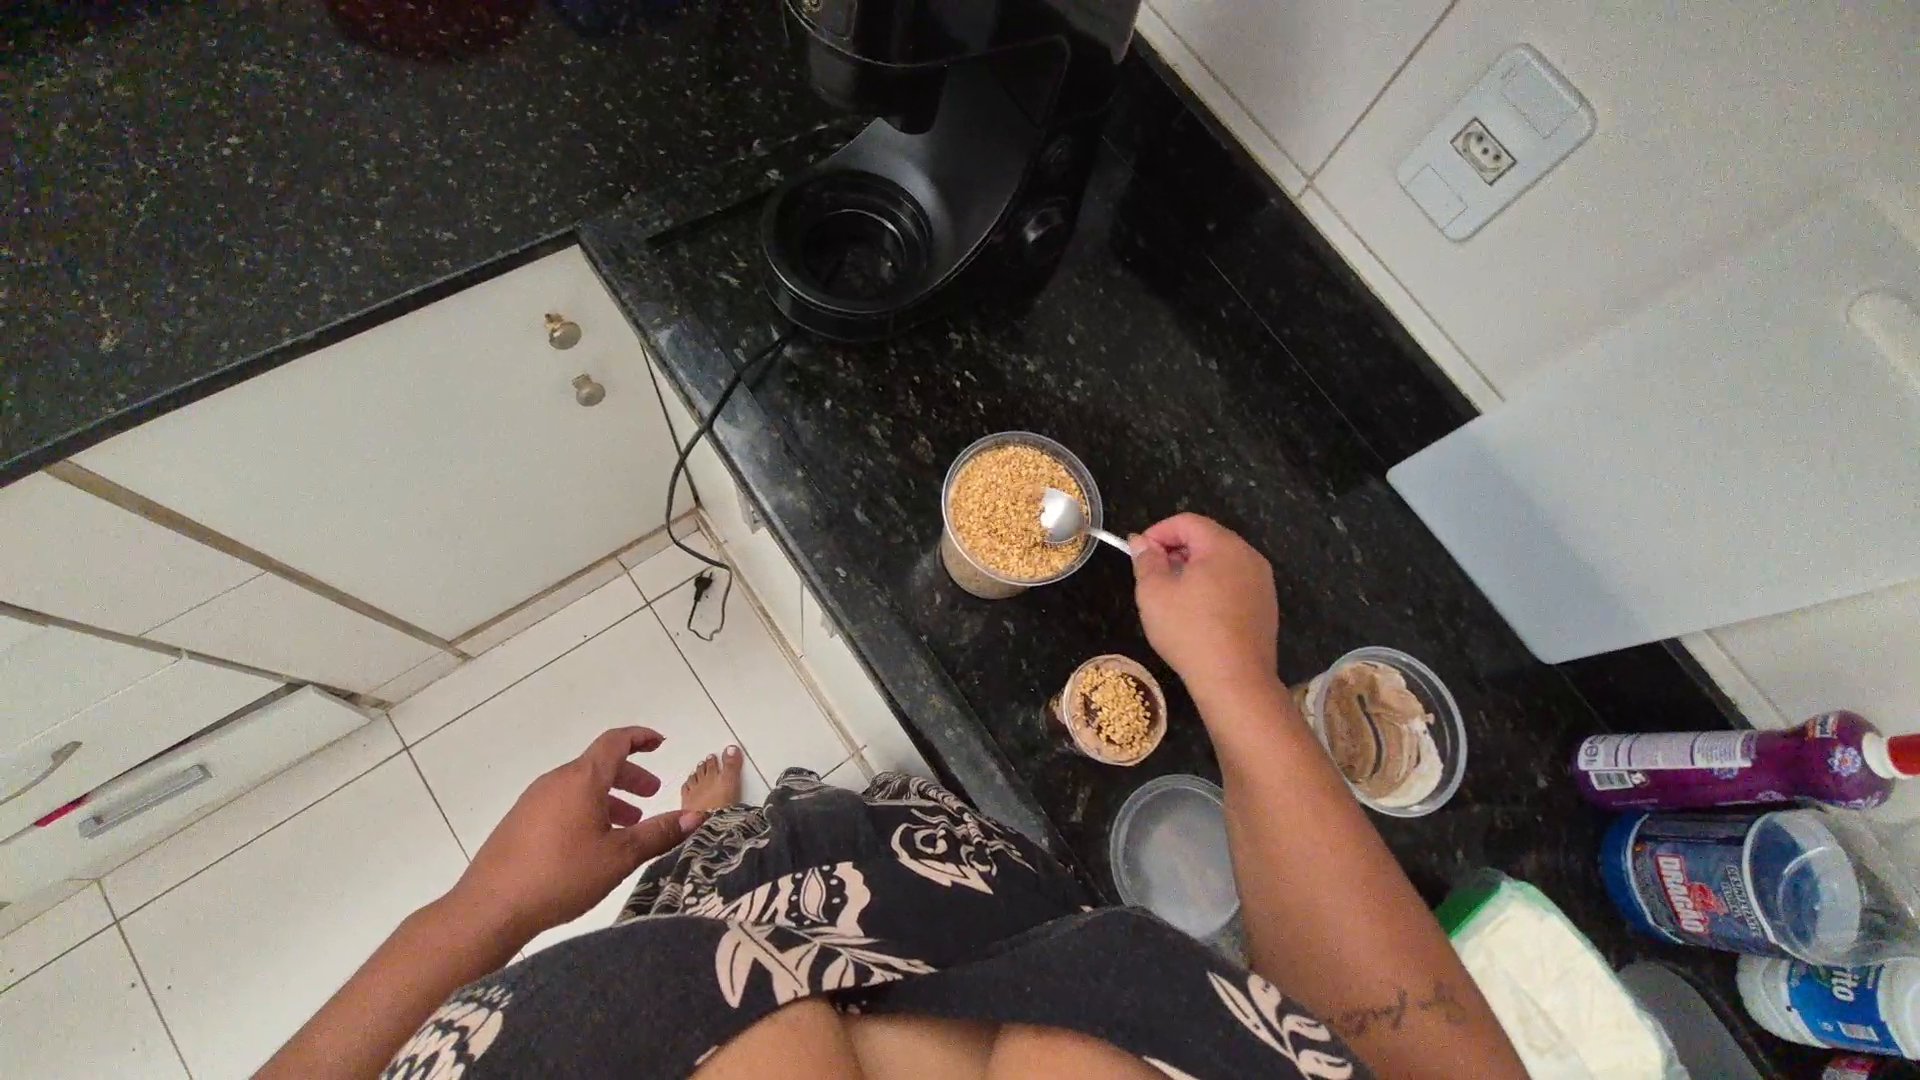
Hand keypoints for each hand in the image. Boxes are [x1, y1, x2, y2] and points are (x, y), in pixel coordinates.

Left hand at [447, 727, 705, 940]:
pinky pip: (561, 803)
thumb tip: (697, 815)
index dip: (640, 737)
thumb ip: (659, 833)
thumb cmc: (561, 876)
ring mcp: (532, 802)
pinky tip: (591, 844)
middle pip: (598, 765)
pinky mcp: (517, 824)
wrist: (487, 912)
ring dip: (608, 797)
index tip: (660, 743)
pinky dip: (585, 810)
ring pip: (579, 787)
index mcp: (582, 779)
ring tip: (626, 826)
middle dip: (630, 776)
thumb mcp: (620, 856)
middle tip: (652, 795)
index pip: (615, 741)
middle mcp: (556, 781)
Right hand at [1130, 513, 1279, 697]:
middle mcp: (1249, 556)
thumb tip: (1142, 542)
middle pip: (1206, 539)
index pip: (1186, 522)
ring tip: (1172, 596)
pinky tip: (1197, 614)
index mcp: (1223, 546)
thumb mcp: (1154, 593)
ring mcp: (1262, 582)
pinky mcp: (1265, 606)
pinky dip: (1212, 588)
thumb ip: (1146, 560)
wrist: (1235, 680)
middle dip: (1175, 550)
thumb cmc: (1189, 631)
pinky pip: (1234, 584)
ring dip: (1193, 570)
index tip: (1139, 554)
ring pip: (1221, 562)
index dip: (1157, 532)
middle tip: (1152, 575)